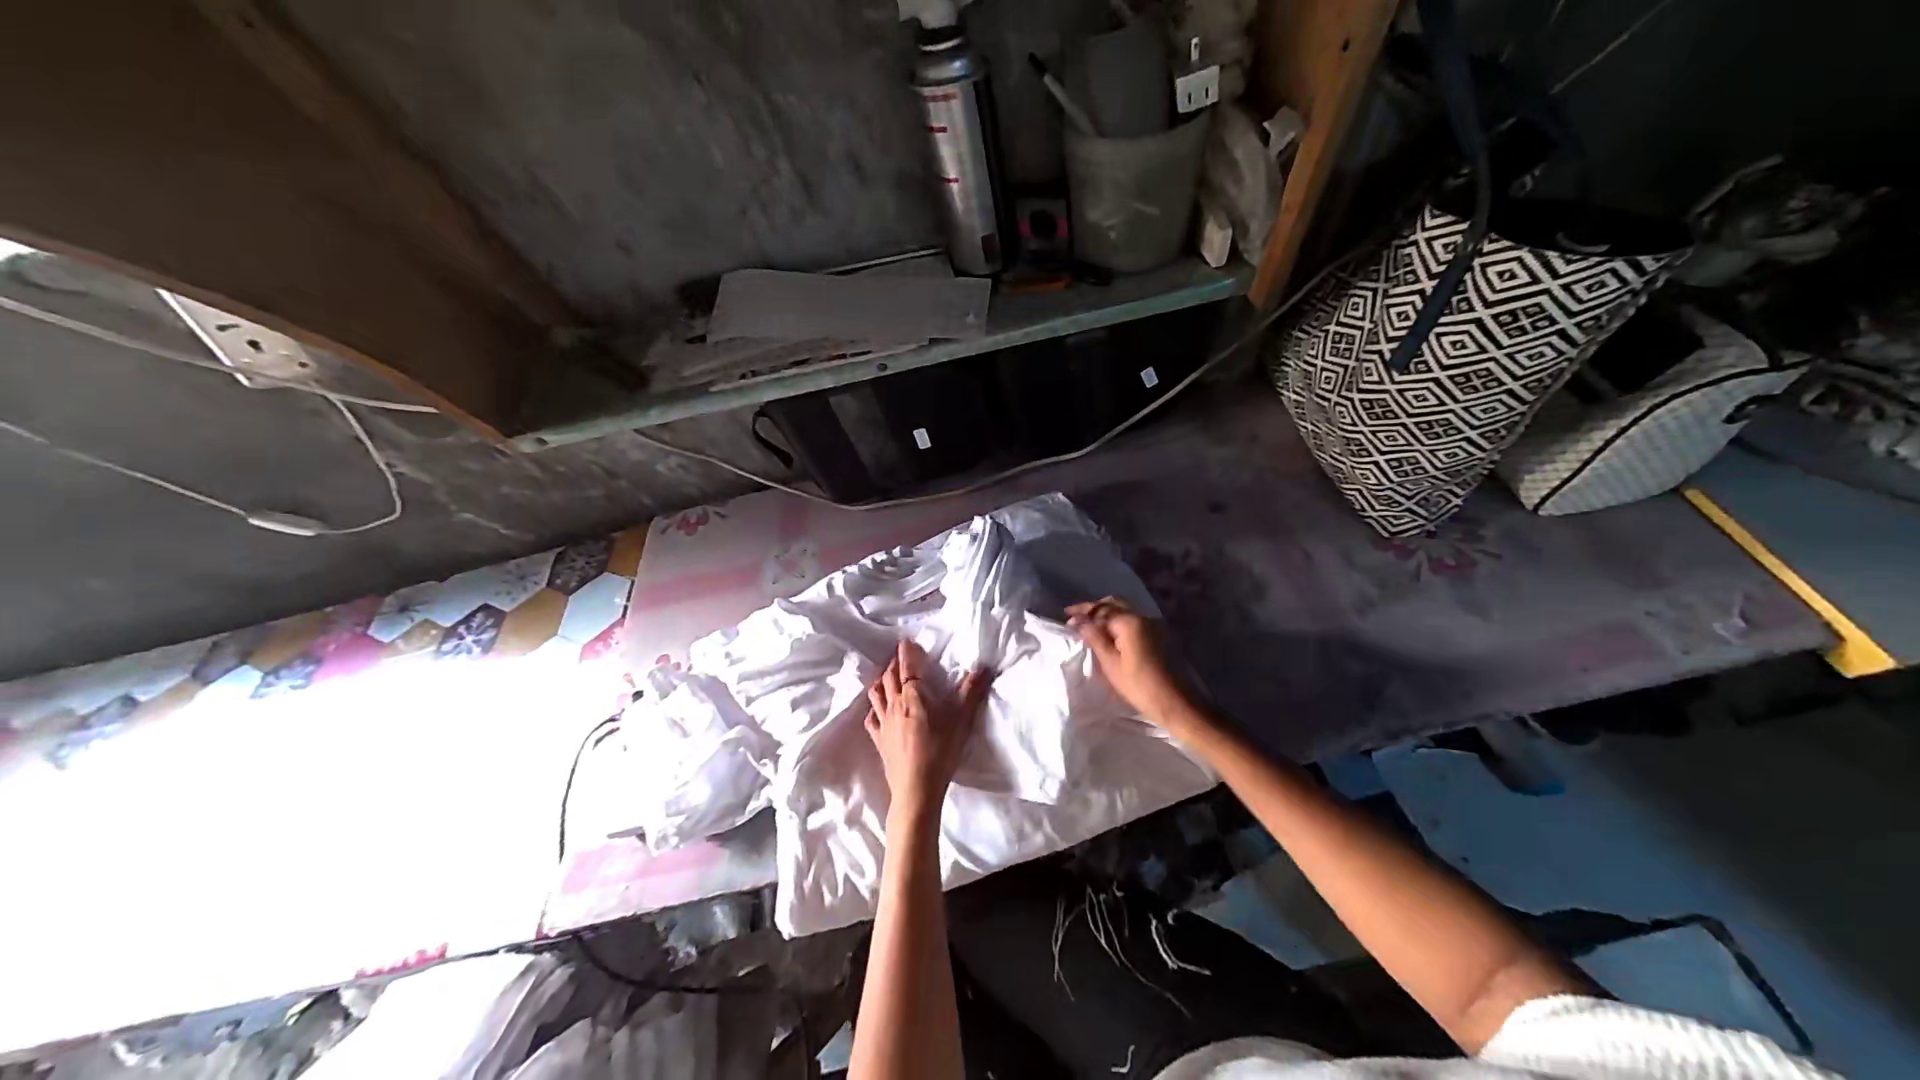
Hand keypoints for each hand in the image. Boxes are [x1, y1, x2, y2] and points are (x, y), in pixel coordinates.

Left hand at [866, 639, 990, 821]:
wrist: (916, 790)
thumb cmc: (940, 754)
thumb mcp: (961, 723)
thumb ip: (971, 693)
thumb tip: (984, 667)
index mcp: (912, 698)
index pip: (907, 668)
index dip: (907, 653)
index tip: (906, 641)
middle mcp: (894, 706)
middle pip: (889, 678)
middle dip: (894, 664)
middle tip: (900, 656)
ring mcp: (883, 724)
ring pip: (876, 694)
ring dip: (881, 680)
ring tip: (886, 675)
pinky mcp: (879, 741)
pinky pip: (871, 719)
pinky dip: (873, 708)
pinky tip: (876, 709)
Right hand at [1067, 597, 1192, 724]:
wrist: (1174, 702)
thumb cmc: (1138, 685)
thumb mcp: (1111, 663)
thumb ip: (1094, 638)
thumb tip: (1078, 621)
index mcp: (1129, 622)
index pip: (1100, 610)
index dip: (1082, 612)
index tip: (1066, 619)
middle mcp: (1143, 617)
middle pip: (1114, 603)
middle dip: (1094, 607)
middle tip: (1076, 615)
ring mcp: (1153, 625)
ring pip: (1125, 609)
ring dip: (1107, 612)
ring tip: (1091, 622)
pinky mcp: (1159, 635)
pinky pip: (1134, 618)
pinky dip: (1119, 619)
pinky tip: (1110, 630)